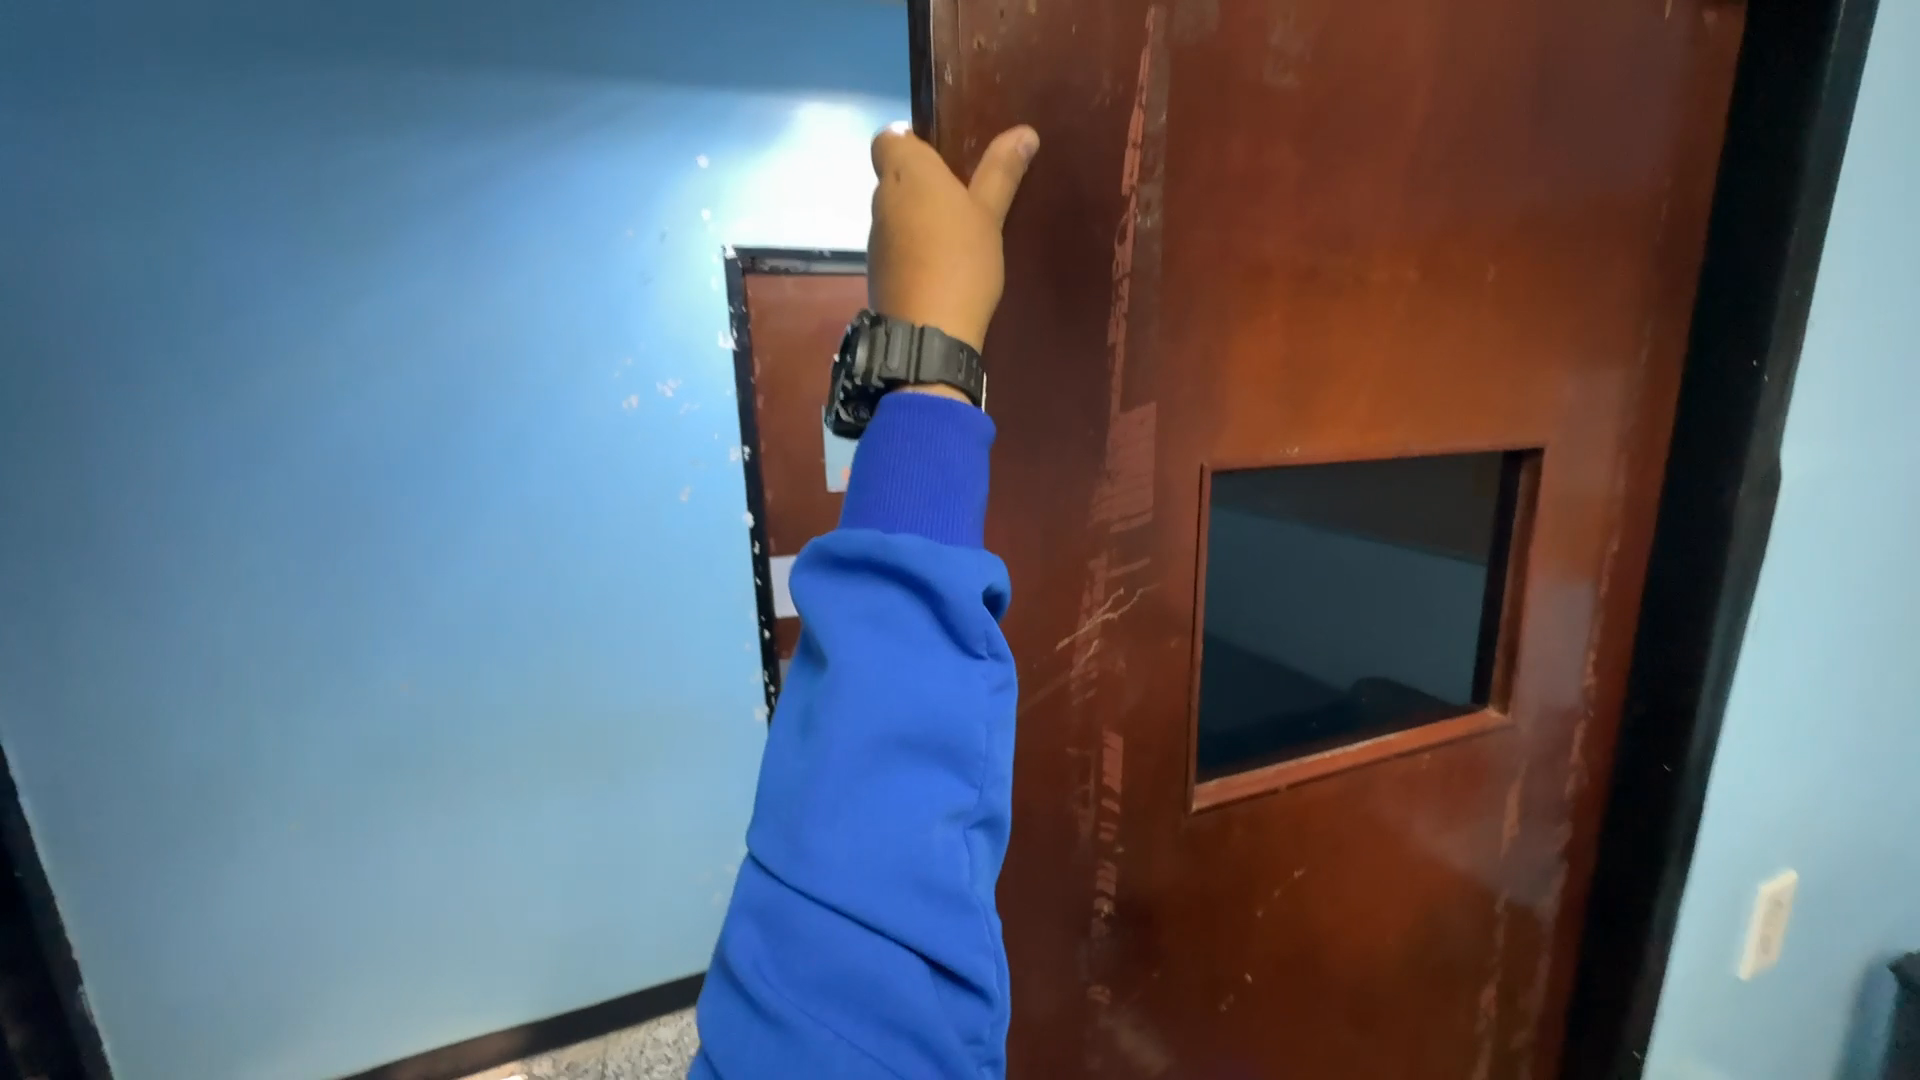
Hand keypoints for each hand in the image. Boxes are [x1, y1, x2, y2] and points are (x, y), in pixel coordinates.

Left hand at [868, 123, 1039, 353]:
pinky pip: (896, 250)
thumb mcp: (989, 215)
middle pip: (895, 178)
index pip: (886, 137)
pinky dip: (913, 253)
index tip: (942, 158)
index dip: (910, 141)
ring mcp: (876, 241)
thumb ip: (1001, 172)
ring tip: (956, 241)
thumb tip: (1025, 132)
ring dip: (919, 222)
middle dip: (923, 185)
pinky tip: (941, 272)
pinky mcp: (877, 275)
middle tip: (962, 201)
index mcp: (906, 173)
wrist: (928, 334)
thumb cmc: (961, 263)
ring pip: (896, 217)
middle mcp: (881, 201)